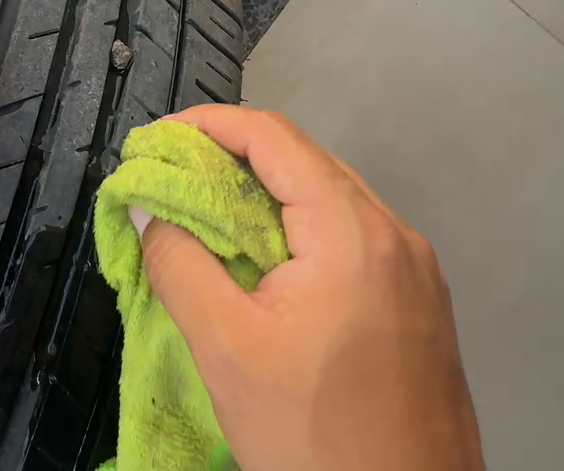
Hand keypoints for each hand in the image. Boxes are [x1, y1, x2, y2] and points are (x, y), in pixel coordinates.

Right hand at [140, 105, 482, 470]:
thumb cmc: (316, 438)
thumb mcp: (227, 349)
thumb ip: (178, 263)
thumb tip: (148, 209)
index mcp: (354, 232)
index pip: (273, 137)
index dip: (208, 124)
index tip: (157, 140)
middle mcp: (394, 233)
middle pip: (301, 157)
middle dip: (229, 152)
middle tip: (170, 172)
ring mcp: (413, 268)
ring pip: (324, 192)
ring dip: (260, 188)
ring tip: (202, 207)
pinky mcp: (415, 300)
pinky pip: (344, 231)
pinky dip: (292, 223)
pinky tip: (257, 253)